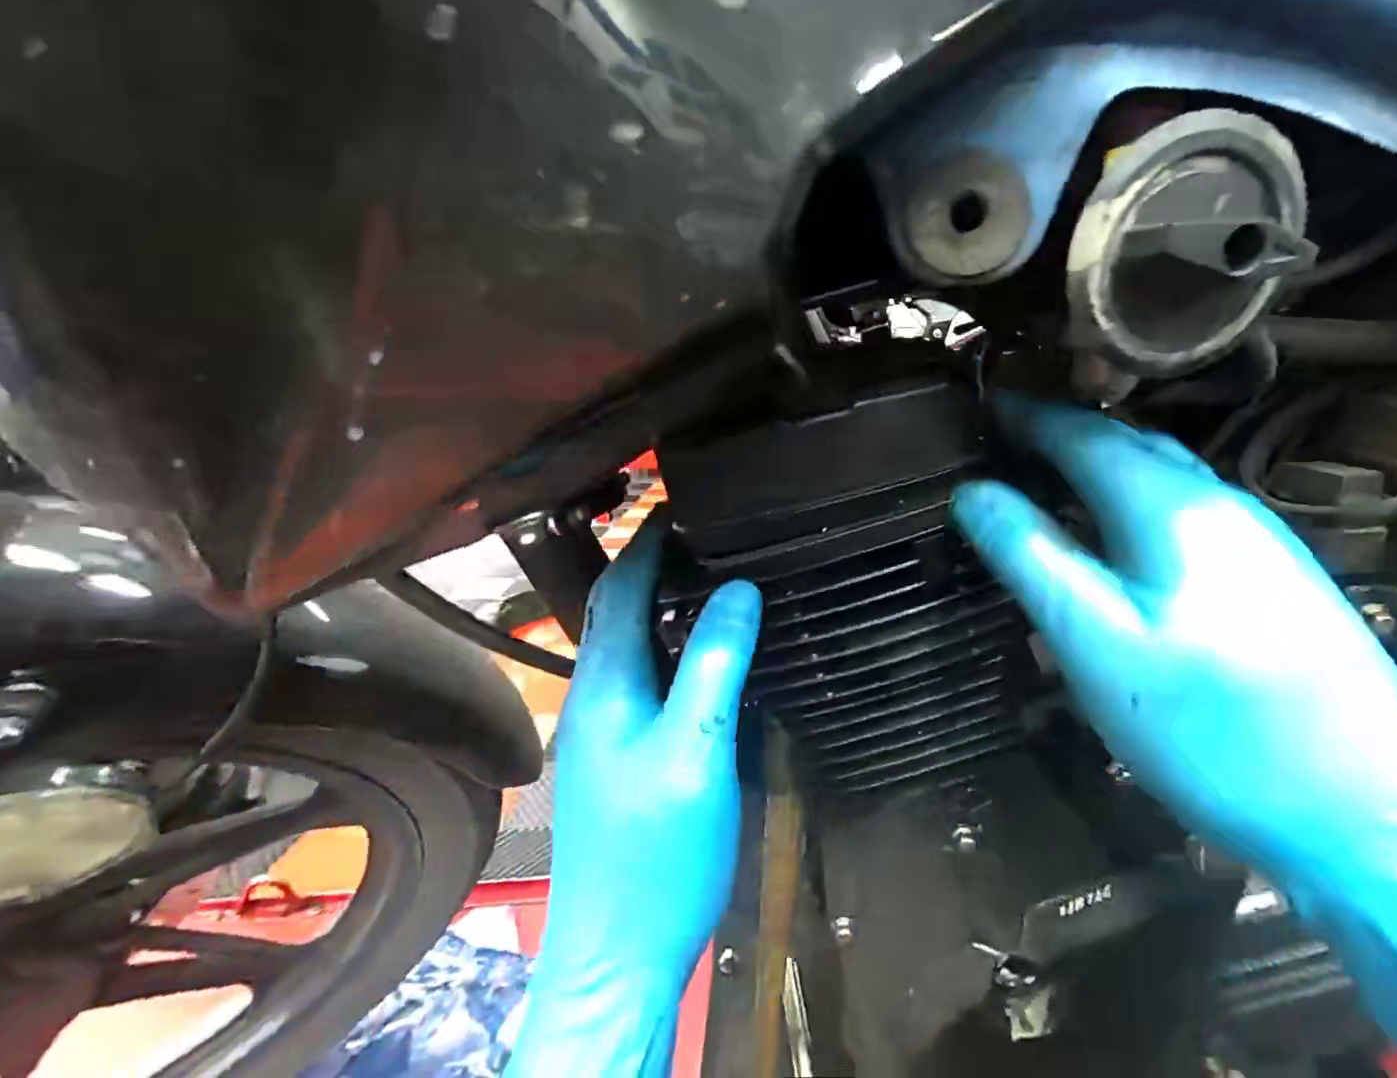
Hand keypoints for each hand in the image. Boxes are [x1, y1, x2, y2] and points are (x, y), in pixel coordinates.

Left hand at [510, 520, 760, 1077]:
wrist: (624, 949)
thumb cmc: (657, 850)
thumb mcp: (695, 750)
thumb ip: (713, 667)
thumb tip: (739, 592)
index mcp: (604, 688)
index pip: (618, 592)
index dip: (648, 544)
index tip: (683, 505)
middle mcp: (598, 700)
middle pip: (620, 613)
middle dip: (655, 565)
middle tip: (710, 534)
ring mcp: (612, 731)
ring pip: (637, 646)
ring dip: (667, 604)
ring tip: (716, 577)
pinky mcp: (632, 755)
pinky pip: (654, 678)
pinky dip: (678, 646)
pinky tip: (712, 651)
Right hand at [951, 395, 1396, 1077]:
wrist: (1364, 811)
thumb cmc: (1211, 728)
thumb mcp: (1100, 646)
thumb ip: (1034, 560)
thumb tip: (973, 492)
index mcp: (1174, 506)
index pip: (1086, 436)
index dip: (1030, 416)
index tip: (987, 403)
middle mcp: (1224, 502)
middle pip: (1131, 447)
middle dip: (1068, 436)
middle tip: (1011, 442)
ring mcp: (1259, 539)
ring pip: (1165, 481)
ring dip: (1106, 470)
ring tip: (1056, 482)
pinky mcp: (1275, 578)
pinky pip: (1188, 517)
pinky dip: (1138, 509)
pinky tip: (1124, 541)